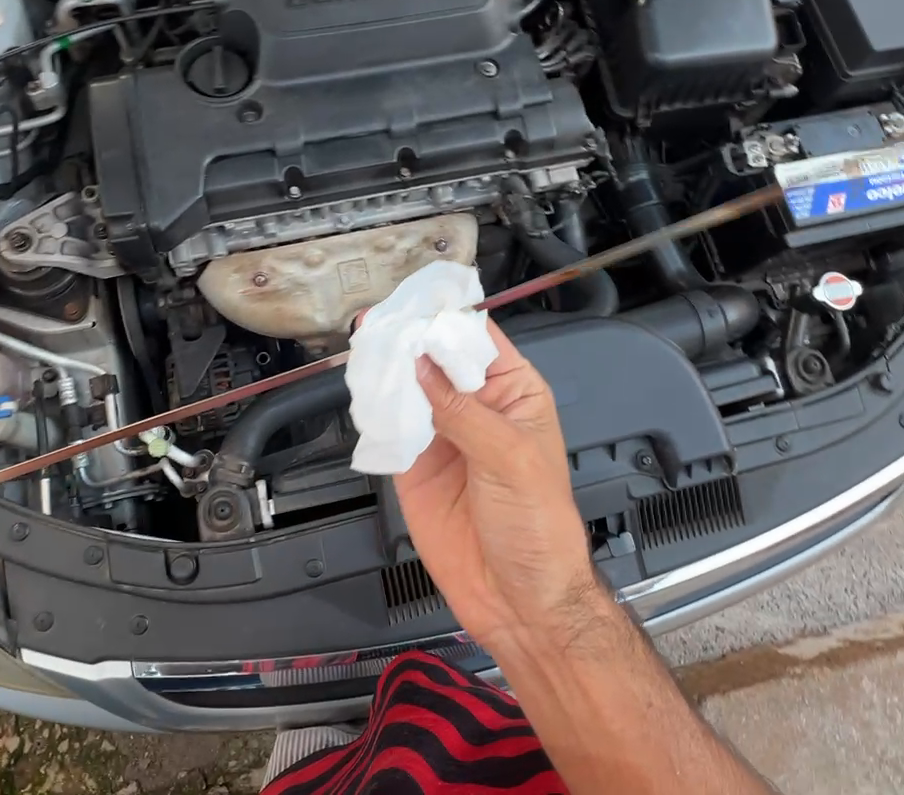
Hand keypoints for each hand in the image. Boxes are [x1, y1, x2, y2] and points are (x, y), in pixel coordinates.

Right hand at [396, 321, 607, 659]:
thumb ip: (463, 411)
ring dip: (387, 372)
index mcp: (513, 394)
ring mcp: (441, 436)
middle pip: (435, 359)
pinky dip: (373, 412)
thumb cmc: (539, 528)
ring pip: (408, 389)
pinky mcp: (413, 465)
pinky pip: (388, 428)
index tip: (417, 302)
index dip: (448, 318)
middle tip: (380, 324)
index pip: (478, 340)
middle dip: (409, 340)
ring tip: (365, 352)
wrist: (518, 601)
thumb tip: (423, 365)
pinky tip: (364, 397)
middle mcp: (475, 408)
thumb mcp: (509, 459)